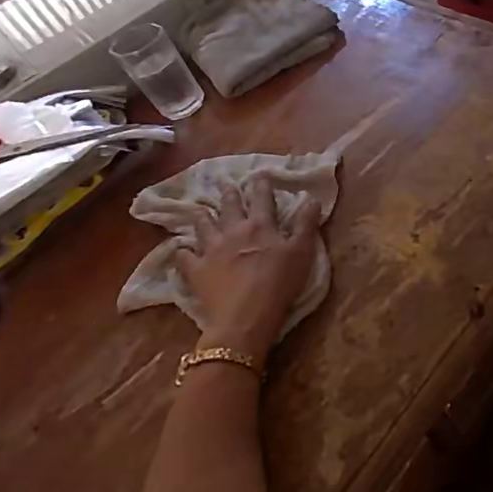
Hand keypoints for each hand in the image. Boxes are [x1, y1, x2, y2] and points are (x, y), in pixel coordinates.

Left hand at [173, 176, 322, 359]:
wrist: (246, 317)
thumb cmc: (279, 284)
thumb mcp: (302, 253)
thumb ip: (306, 225)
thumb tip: (312, 198)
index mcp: (260, 225)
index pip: (261, 197)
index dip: (261, 184)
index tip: (259, 174)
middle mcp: (233, 230)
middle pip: (229, 206)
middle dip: (230, 194)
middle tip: (228, 186)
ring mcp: (211, 249)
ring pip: (204, 225)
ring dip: (203, 216)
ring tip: (201, 210)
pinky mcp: (197, 270)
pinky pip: (184, 257)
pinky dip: (182, 252)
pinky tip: (180, 249)